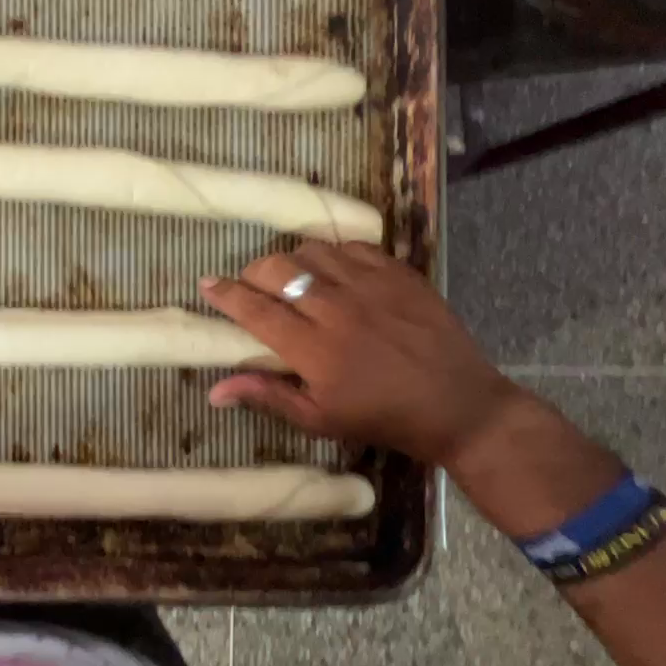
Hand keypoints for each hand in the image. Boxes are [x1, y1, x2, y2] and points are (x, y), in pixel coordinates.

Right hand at [198, 240, 526, 464]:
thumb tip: (213, 391)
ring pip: (311, 250)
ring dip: (292, 260)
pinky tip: (332, 271)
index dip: (225, 294)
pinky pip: (353, 246)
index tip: (207, 284)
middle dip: (253, 273)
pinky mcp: (399, 275)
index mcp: (314, 349)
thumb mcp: (319, 419)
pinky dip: (333, 253)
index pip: (255, 310)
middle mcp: (337, 310)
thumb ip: (266, 396)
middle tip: (252, 286)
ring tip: (292, 277)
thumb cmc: (381, 417)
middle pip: (277, 269)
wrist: (458, 406)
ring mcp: (371, 287)